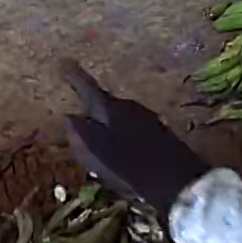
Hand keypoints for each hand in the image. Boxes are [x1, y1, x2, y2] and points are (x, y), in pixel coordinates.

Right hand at [59, 60, 209, 214]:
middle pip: (104, 104)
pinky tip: (121, 157)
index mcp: (111, 109)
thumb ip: (80, 132)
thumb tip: (69, 116)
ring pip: (118, 118)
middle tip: (80, 116)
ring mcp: (145, 118)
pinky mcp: (157, 132)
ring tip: (99, 147)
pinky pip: (130, 129)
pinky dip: (121, 137)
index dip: (75, 76)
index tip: (65, 62)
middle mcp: (129, 107)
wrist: (176, 180)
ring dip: (107, 126)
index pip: (88, 88)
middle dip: (91, 108)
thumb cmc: (130, 167)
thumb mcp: (96, 153)